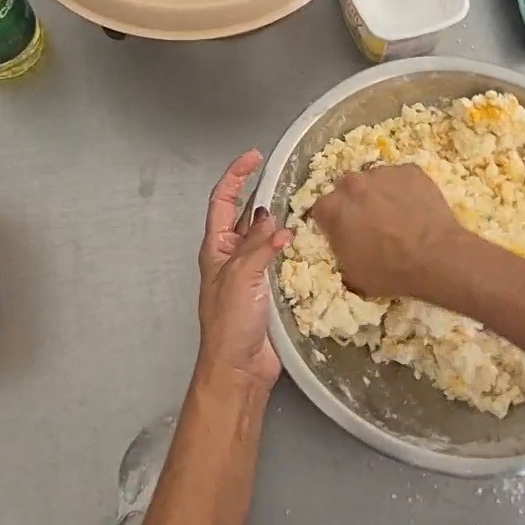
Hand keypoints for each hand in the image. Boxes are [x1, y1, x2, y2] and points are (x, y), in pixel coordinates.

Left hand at [196, 151, 292, 390]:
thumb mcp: (240, 277)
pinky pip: (281, 258)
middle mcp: (232, 254)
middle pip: (246, 214)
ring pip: (266, 235)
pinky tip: (309, 239)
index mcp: (216, 247)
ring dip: (281, 219)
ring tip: (304, 202)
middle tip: (288, 175)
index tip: (255, 156)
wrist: (239, 368)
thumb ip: (258, 246)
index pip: (223, 200)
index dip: (236, 175)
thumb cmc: (230, 322)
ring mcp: (251, 271)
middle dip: (263, 193)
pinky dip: (293, 246)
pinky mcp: (269, 288)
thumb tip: (276, 221)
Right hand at [308, 164, 468, 301]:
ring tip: (397, 216)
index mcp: (332, 209)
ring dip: (379, 194)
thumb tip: (343, 244)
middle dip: (354, 203)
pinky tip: (415, 209)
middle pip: (346, 189)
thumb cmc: (390, 272)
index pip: (321, 210)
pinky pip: (401, 178)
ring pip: (374, 181)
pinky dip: (404, 190)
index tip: (344, 232)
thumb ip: (340, 250)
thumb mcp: (352, 274)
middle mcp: (352, 183)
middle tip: (370, 223)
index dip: (332, 222)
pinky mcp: (410, 170)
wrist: (436, 258)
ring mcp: (382, 173)